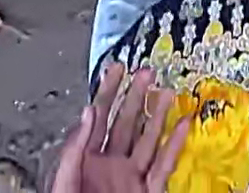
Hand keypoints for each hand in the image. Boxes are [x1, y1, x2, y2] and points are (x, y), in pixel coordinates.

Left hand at [49, 62, 190, 192]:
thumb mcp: (64, 185)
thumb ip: (75, 149)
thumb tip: (88, 110)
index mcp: (85, 160)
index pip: (98, 115)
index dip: (108, 90)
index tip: (119, 67)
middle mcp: (109, 166)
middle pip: (126, 122)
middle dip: (136, 96)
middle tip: (147, 72)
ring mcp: (129, 181)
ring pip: (148, 141)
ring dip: (158, 116)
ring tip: (169, 91)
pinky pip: (163, 168)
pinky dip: (175, 145)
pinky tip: (184, 125)